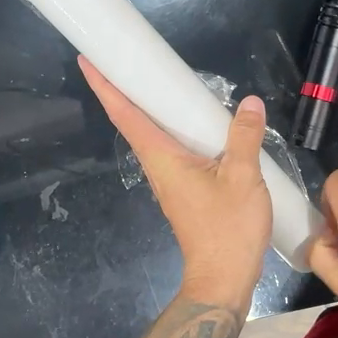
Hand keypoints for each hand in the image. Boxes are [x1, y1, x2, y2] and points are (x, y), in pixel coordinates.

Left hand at [80, 57, 271, 307]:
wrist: (223, 278)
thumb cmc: (227, 229)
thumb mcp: (243, 177)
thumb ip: (244, 137)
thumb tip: (249, 104)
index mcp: (162, 158)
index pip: (126, 114)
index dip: (106, 86)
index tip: (88, 61)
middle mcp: (158, 167)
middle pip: (135, 122)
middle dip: (124, 90)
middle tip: (122, 59)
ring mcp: (170, 182)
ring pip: (155, 137)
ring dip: (150, 110)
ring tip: (157, 83)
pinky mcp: (185, 192)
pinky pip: (174, 151)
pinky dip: (175, 130)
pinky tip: (197, 126)